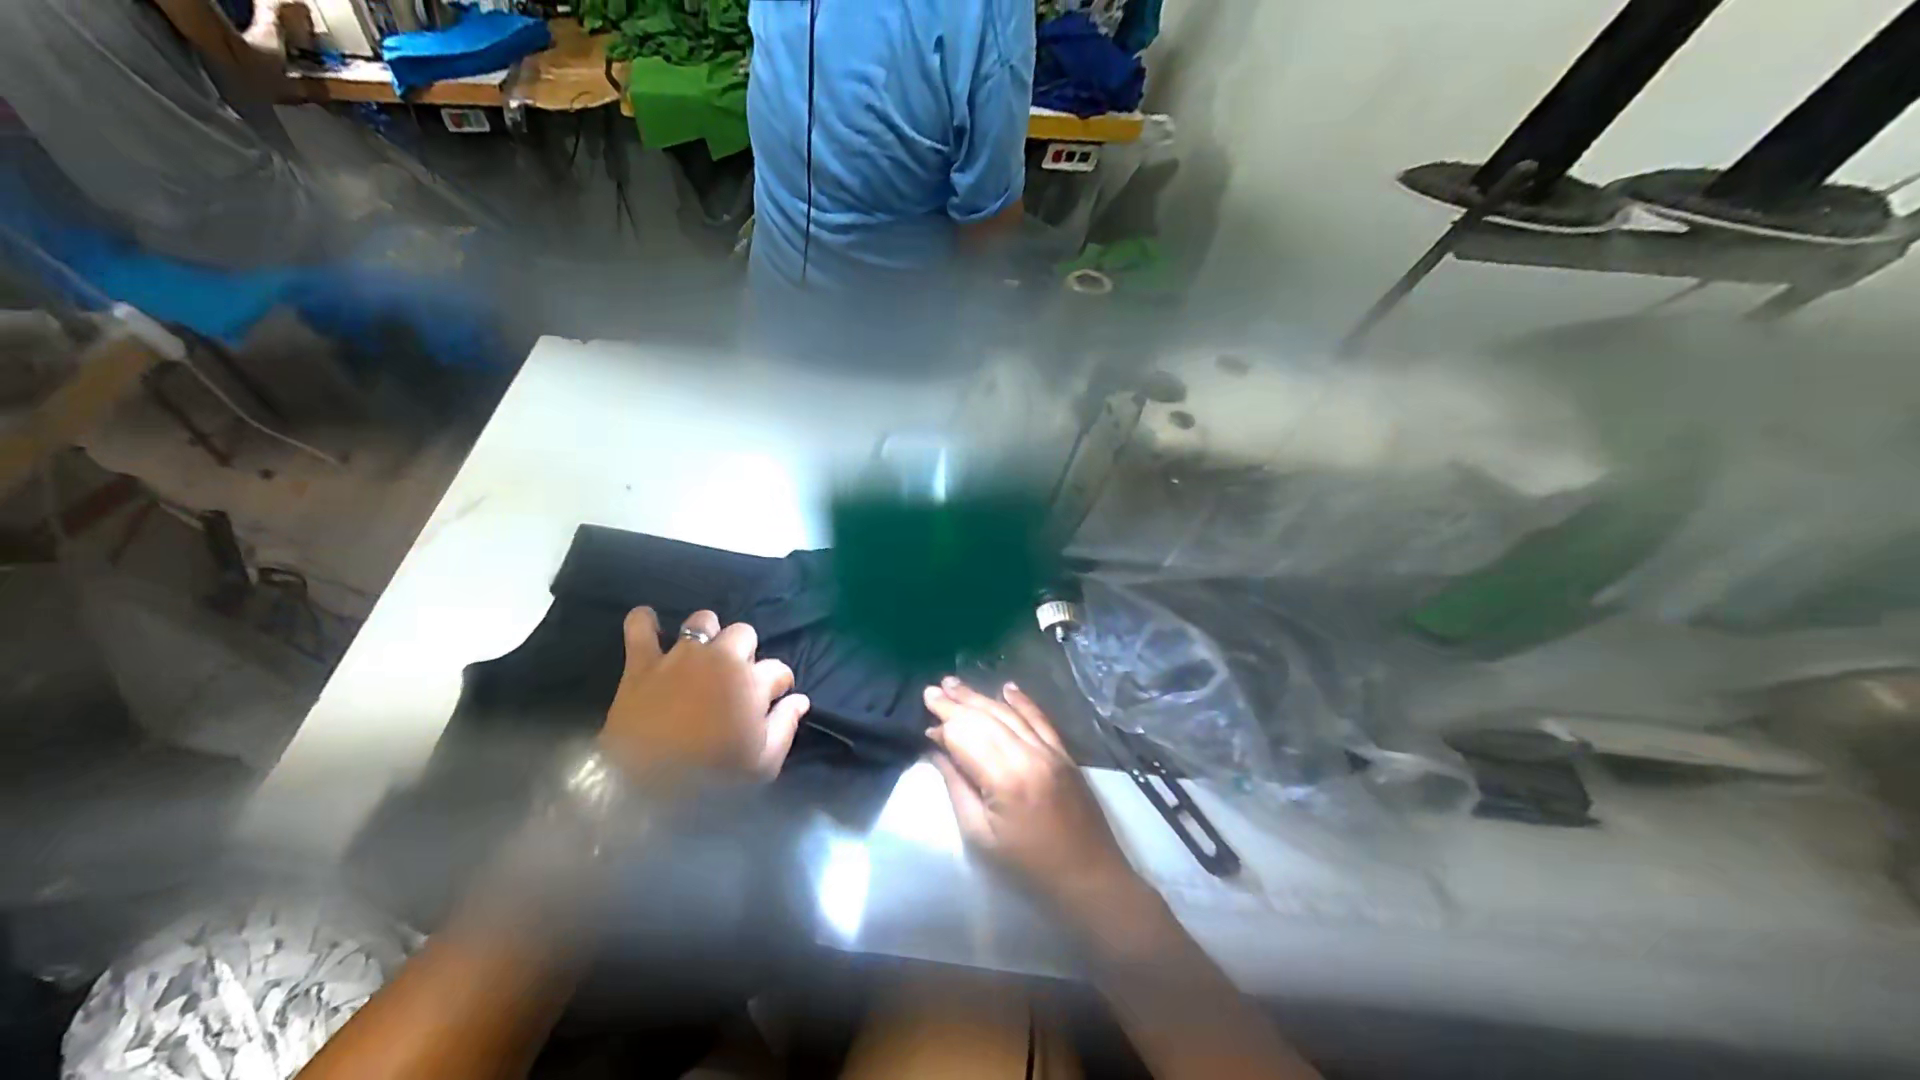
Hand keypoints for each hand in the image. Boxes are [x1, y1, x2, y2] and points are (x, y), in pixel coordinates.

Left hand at [599, 607, 809, 780]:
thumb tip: (800, 700)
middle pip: (744, 634)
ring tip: (702, 654)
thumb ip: (785, 726)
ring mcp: (680, 656)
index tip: (774, 700)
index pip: (780, 670)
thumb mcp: (763, 763)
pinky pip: (639, 628)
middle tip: (735, 679)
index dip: (780, 685)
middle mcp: (721, 658)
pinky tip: (648, 622)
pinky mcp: (642, 663)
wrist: (645, 788)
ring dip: (707, 634)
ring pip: (703, 621)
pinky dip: (643, 621)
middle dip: (745, 653)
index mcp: (753, 682)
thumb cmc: (712, 777)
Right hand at [924, 678, 1148, 920]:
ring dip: (982, 697)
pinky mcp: (1064, 753)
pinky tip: (1007, 688)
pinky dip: (1023, 702)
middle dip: (957, 703)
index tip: (924, 714)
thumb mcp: (980, 834)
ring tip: (955, 684)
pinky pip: (1041, 719)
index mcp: (1004, 778)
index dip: (944, 724)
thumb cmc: (1027, 865)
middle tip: (932, 689)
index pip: (966, 736)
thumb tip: (936, 748)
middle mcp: (1028, 754)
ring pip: (1010, 714)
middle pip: (986, 718)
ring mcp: (1050, 751)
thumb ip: (957, 785)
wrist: (1089, 878)